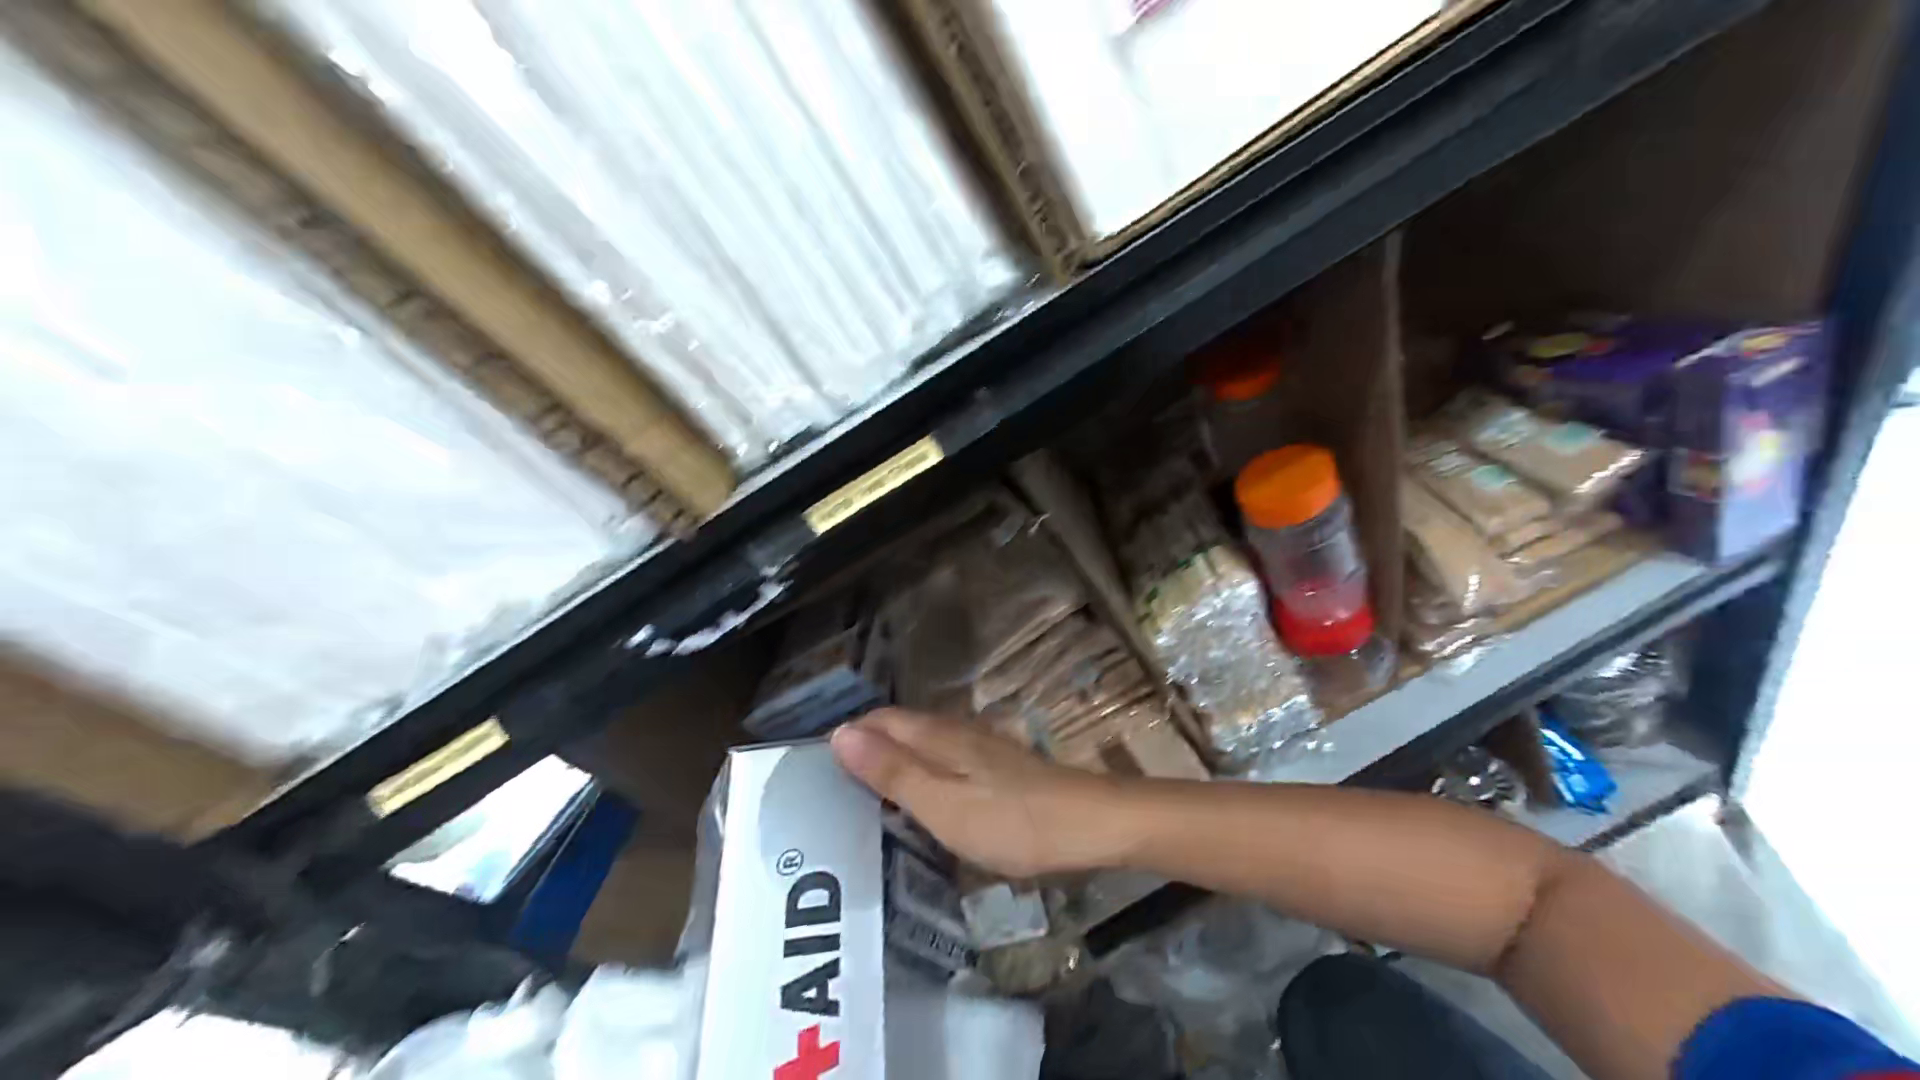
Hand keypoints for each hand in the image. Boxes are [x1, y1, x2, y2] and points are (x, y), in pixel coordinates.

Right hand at [829, 708, 1134, 877]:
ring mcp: (982, 746)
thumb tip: (839, 733)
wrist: (1090, 824)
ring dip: (895, 758)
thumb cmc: (1010, 821)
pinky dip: (923, 771)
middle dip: (868, 745)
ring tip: (871, 793)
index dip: (849, 736)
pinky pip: (946, 758)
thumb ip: (892, 771)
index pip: (880, 720)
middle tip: (836, 785)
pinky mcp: (999, 766)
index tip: (818, 767)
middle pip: (901, 727)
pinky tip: (926, 797)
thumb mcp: (941, 804)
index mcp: (937, 736)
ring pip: (924, 741)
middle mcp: (956, 731)